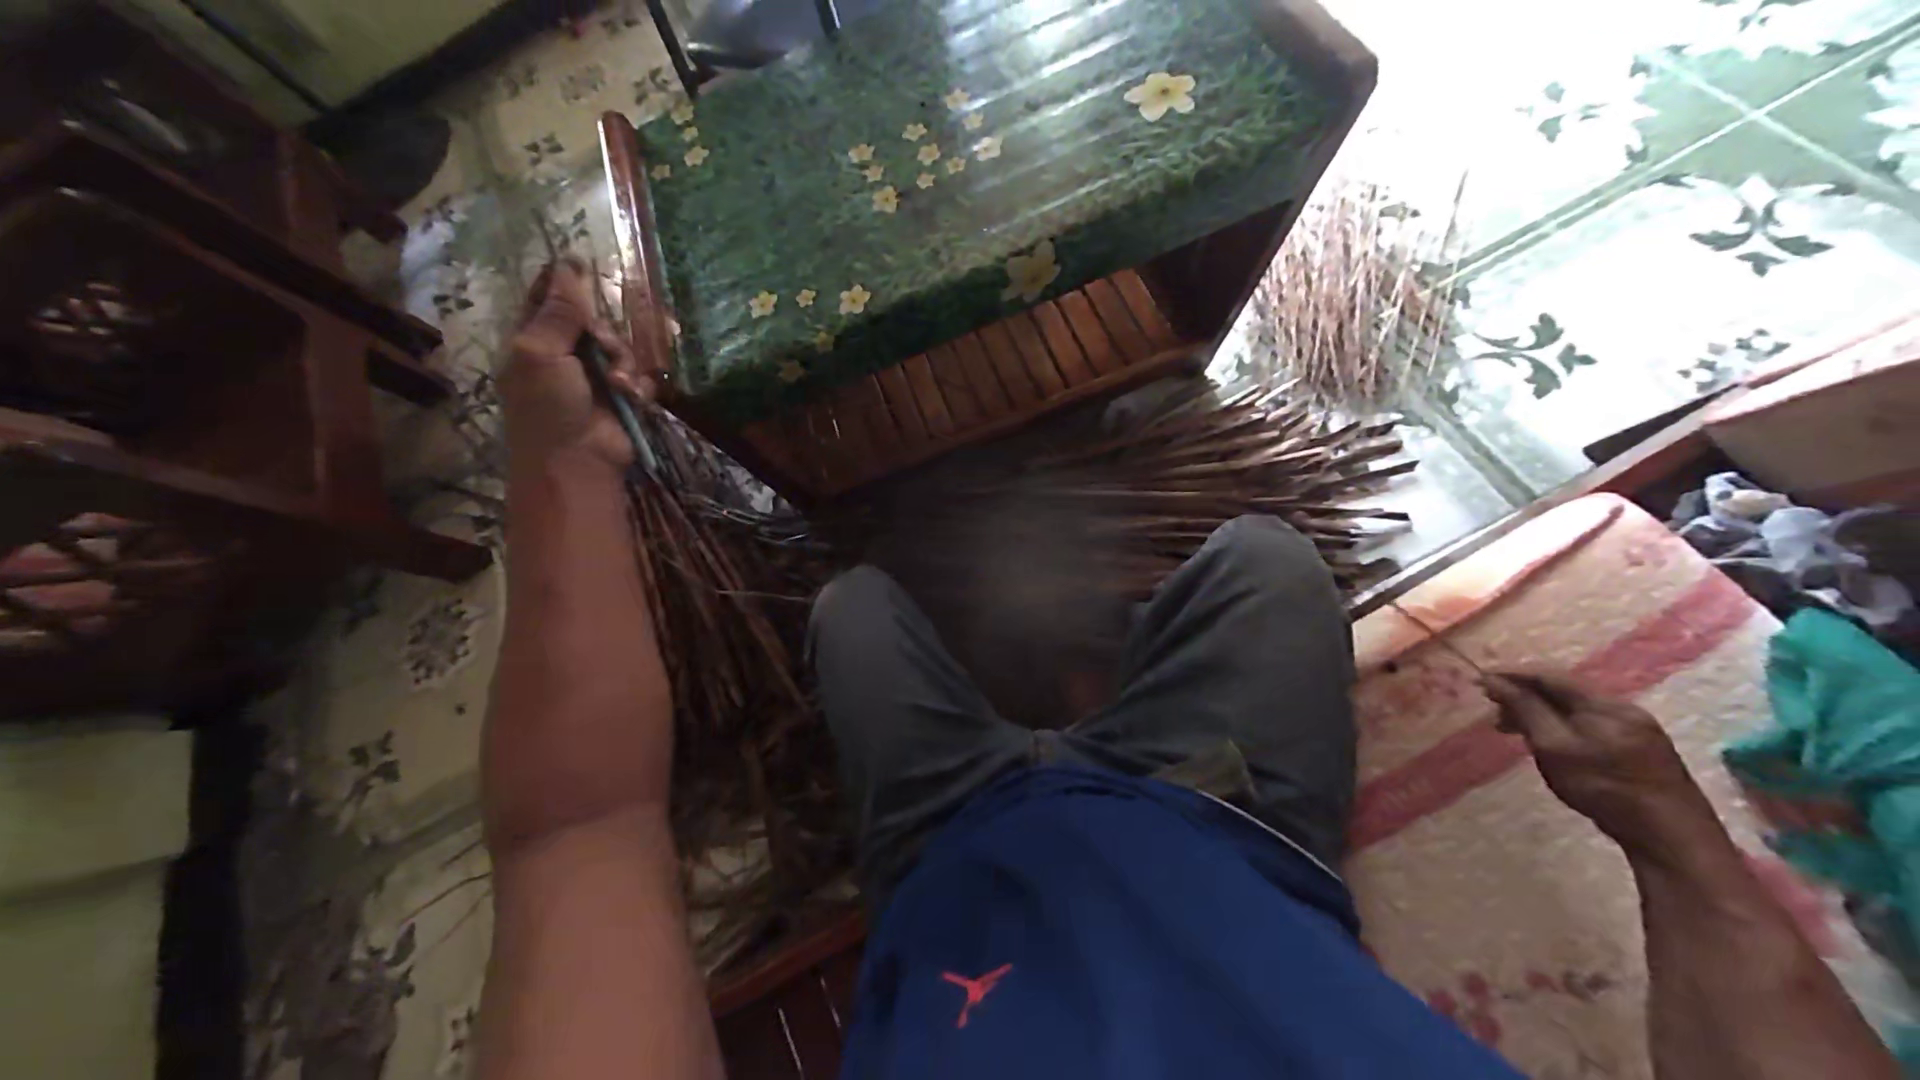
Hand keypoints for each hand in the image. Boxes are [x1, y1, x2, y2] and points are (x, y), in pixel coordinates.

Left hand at [502, 257, 652, 467]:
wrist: (577, 462)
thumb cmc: (547, 407)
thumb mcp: (540, 352)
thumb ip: (558, 311)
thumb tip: (569, 265)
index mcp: (533, 338)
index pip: (547, 297)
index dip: (565, 280)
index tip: (585, 263)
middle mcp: (565, 353)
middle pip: (594, 320)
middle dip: (605, 331)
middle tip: (604, 344)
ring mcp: (596, 377)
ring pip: (623, 347)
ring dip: (625, 362)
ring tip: (618, 384)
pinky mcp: (624, 397)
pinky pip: (641, 375)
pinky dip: (640, 385)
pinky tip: (633, 398)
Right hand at [1484, 672, 1728, 868]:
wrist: (1670, 837)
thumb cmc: (1603, 787)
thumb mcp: (1554, 746)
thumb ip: (1525, 709)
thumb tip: (1494, 680)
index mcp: (1604, 704)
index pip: (1549, 674)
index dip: (1511, 673)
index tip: (1479, 681)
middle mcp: (1623, 709)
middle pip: (1563, 690)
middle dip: (1523, 694)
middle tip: (1493, 709)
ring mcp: (1635, 729)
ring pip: (1574, 708)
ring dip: (1539, 711)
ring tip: (1512, 728)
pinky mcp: (1638, 749)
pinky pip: (1588, 724)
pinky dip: (1559, 725)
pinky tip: (1548, 741)